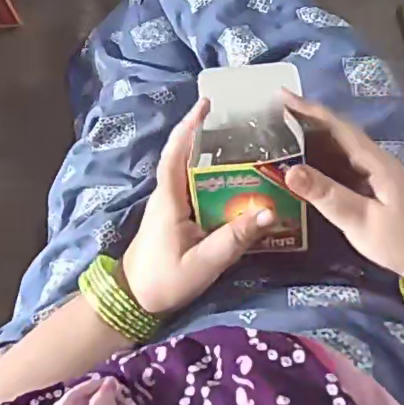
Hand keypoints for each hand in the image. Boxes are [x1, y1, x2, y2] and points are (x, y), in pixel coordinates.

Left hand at [120, 98, 274, 316]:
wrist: (134, 300)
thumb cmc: (163, 280)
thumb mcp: (204, 262)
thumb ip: (235, 238)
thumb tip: (269, 211)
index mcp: (169, 198)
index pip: (176, 153)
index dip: (189, 127)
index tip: (206, 104)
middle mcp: (168, 195)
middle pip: (186, 156)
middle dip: (208, 135)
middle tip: (240, 123)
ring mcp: (171, 206)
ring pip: (192, 172)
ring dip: (212, 157)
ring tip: (245, 145)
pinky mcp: (176, 218)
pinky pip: (196, 189)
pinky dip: (214, 179)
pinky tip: (235, 182)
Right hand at [279, 91, 403, 285]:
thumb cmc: (400, 241)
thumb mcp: (359, 220)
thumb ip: (326, 195)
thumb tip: (290, 170)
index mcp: (375, 162)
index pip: (338, 126)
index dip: (309, 110)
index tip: (283, 97)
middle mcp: (376, 160)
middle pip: (338, 130)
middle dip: (307, 117)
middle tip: (275, 111)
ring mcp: (376, 171)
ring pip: (340, 144)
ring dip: (313, 134)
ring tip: (283, 129)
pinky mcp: (373, 184)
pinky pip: (343, 160)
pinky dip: (321, 154)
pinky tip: (305, 159)